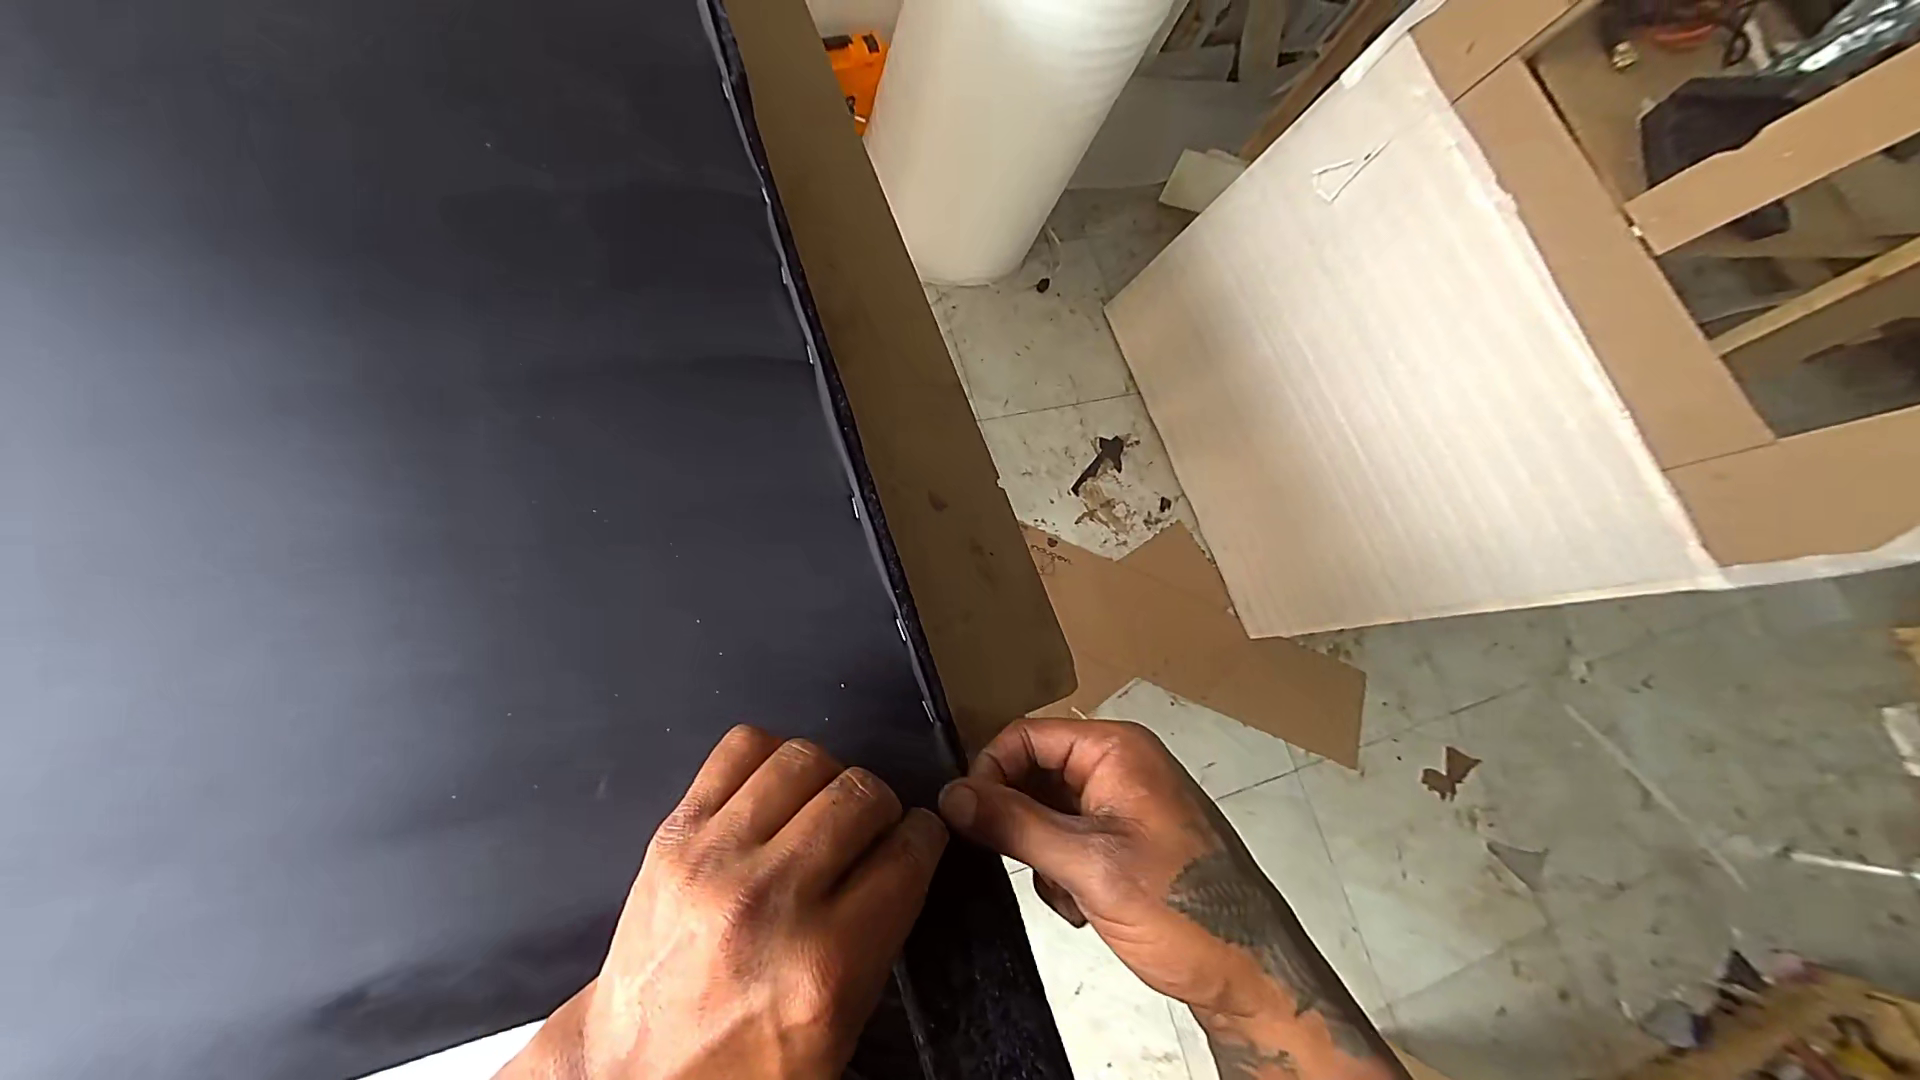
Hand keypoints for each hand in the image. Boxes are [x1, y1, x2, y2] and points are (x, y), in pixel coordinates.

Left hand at [500, 725, 947, 1079]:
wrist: (631, 1078)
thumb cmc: (751, 1062)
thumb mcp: (843, 1024)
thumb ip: (885, 926)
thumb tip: (904, 844)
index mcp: (825, 965)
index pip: (907, 854)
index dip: (923, 836)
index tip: (917, 836)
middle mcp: (771, 900)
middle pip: (861, 794)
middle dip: (881, 805)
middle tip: (869, 829)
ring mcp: (714, 859)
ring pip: (806, 759)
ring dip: (829, 777)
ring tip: (820, 806)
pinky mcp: (672, 834)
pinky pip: (741, 747)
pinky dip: (770, 757)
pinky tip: (773, 790)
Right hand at [938, 717, 1404, 1079]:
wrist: (1250, 977)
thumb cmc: (1180, 909)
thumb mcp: (1087, 865)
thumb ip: (1014, 824)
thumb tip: (951, 794)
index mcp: (1114, 748)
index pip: (1026, 735)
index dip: (990, 771)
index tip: (967, 818)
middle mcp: (1117, 762)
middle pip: (1036, 771)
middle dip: (1019, 820)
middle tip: (1016, 864)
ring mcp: (1122, 799)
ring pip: (1046, 806)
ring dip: (1040, 850)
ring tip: (1065, 893)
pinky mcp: (1125, 832)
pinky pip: (1067, 831)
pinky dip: (1061, 865)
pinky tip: (1081, 902)